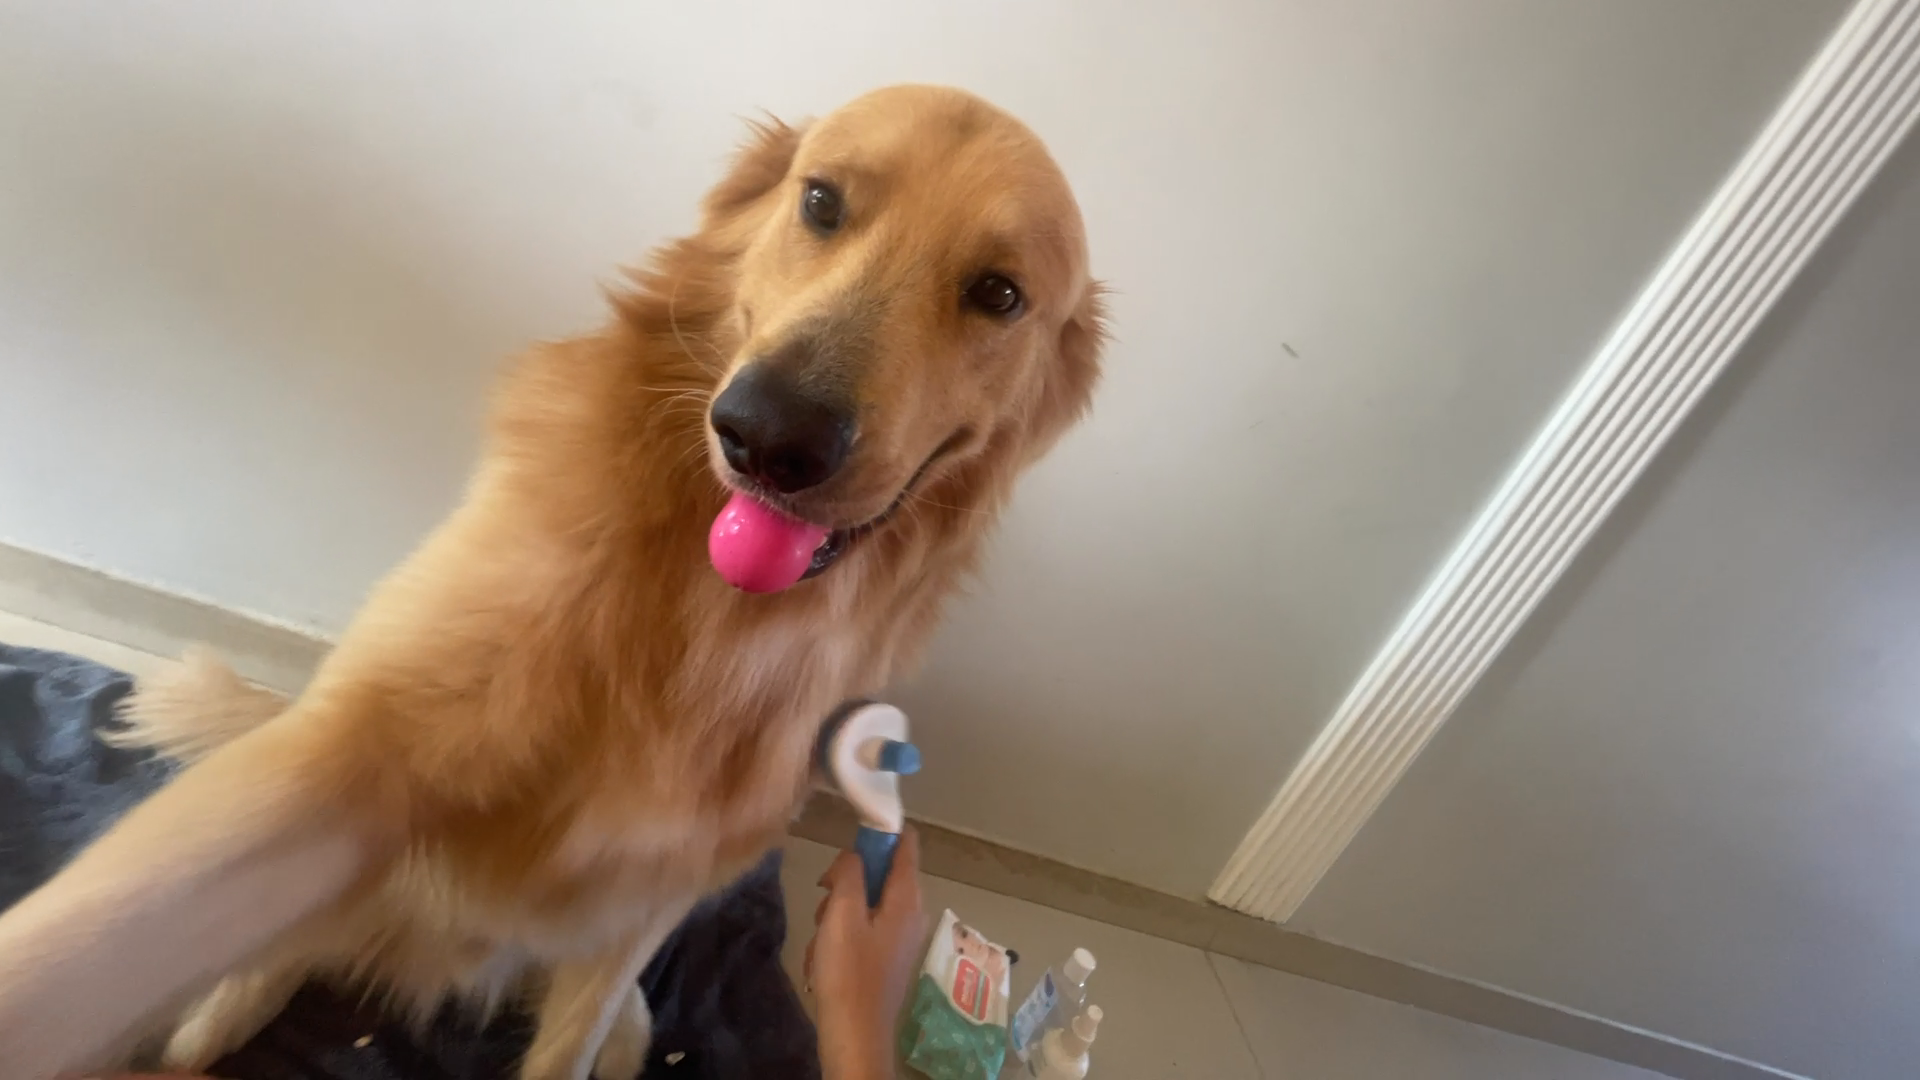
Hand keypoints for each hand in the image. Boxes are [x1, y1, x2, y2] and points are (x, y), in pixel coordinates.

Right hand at [806, 829, 926, 1079]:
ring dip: (839, 911)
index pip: (907, 841)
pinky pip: (865, 927)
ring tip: (821, 938)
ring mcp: (902, 934)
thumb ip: (849, 872)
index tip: (851, 836)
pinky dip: (843, 935)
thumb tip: (853, 853)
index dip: (882, 830)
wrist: (854, 1039)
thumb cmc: (849, 972)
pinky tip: (824, 958)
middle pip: (882, 871)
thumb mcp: (842, 912)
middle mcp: (912, 910)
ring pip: (868, 900)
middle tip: (825, 898)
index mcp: (907, 895)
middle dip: (848, 880)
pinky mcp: (888, 955)